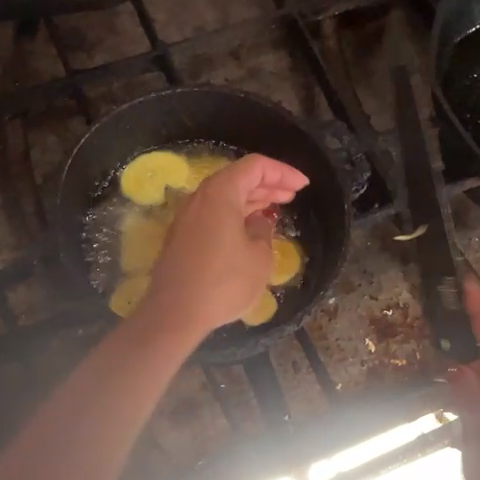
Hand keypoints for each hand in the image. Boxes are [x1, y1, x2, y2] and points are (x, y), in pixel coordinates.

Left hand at [137, 154, 308, 335]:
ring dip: (251, 200)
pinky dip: (235, 215)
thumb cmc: (224, 282)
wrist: (176, 313)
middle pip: (237, 179)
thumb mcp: (259, 257)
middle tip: (292, 195)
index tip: (303, 185)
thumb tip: (257, 222)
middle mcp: (199, 198)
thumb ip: (263, 231)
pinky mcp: (182, 238)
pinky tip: (249, 229)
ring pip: (224, 198)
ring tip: (275, 209)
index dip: (282, 172)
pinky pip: (213, 215)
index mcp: (220, 193)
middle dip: (267, 184)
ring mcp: (187, 218)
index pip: (255, 167)